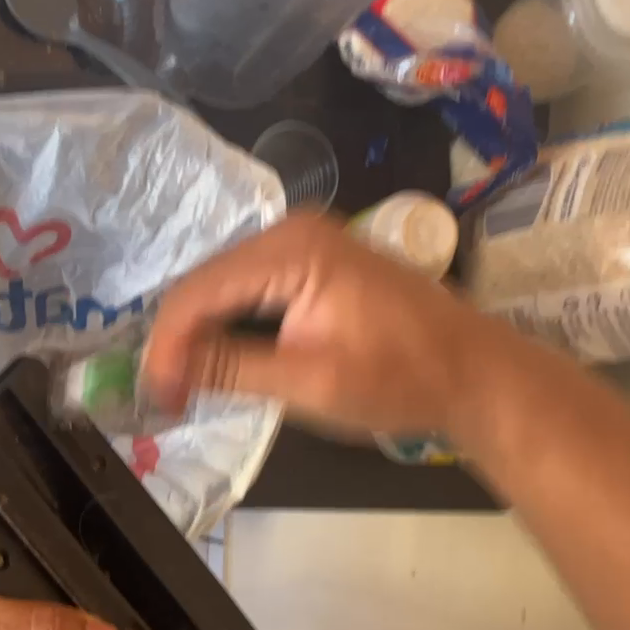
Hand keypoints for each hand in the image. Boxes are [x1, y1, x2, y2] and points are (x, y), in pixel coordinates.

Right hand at [143, 213, 520, 437]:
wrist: (474, 373)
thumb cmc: (401, 379)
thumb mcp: (309, 382)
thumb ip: (230, 369)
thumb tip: (162, 372)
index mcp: (291, 250)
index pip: (196, 293)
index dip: (166, 347)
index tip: (155, 396)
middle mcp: (289, 233)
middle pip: (201, 286)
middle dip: (176, 342)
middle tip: (164, 396)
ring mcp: (299, 244)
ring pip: (216, 290)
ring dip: (194, 338)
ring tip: (180, 386)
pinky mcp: (306, 263)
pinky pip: (242, 293)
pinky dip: (221, 329)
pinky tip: (211, 361)